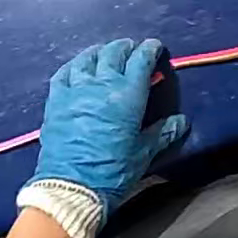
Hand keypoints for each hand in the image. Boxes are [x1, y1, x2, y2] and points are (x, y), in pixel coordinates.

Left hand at [17, 39, 187, 237]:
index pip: (142, 58)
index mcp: (128, 93)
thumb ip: (164, 132)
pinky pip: (64, 73)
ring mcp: (76, 91)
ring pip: (88, 58)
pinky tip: (79, 67)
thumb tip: (182, 122)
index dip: (151, 49)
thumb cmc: (113, 170)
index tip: (156, 48)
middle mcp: (102, 84)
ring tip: (106, 53)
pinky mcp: (56, 102)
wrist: (70, 190)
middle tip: (133, 49)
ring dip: (101, 52)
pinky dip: (75, 65)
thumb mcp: (145, 152)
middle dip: (127, 47)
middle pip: (115, 52)